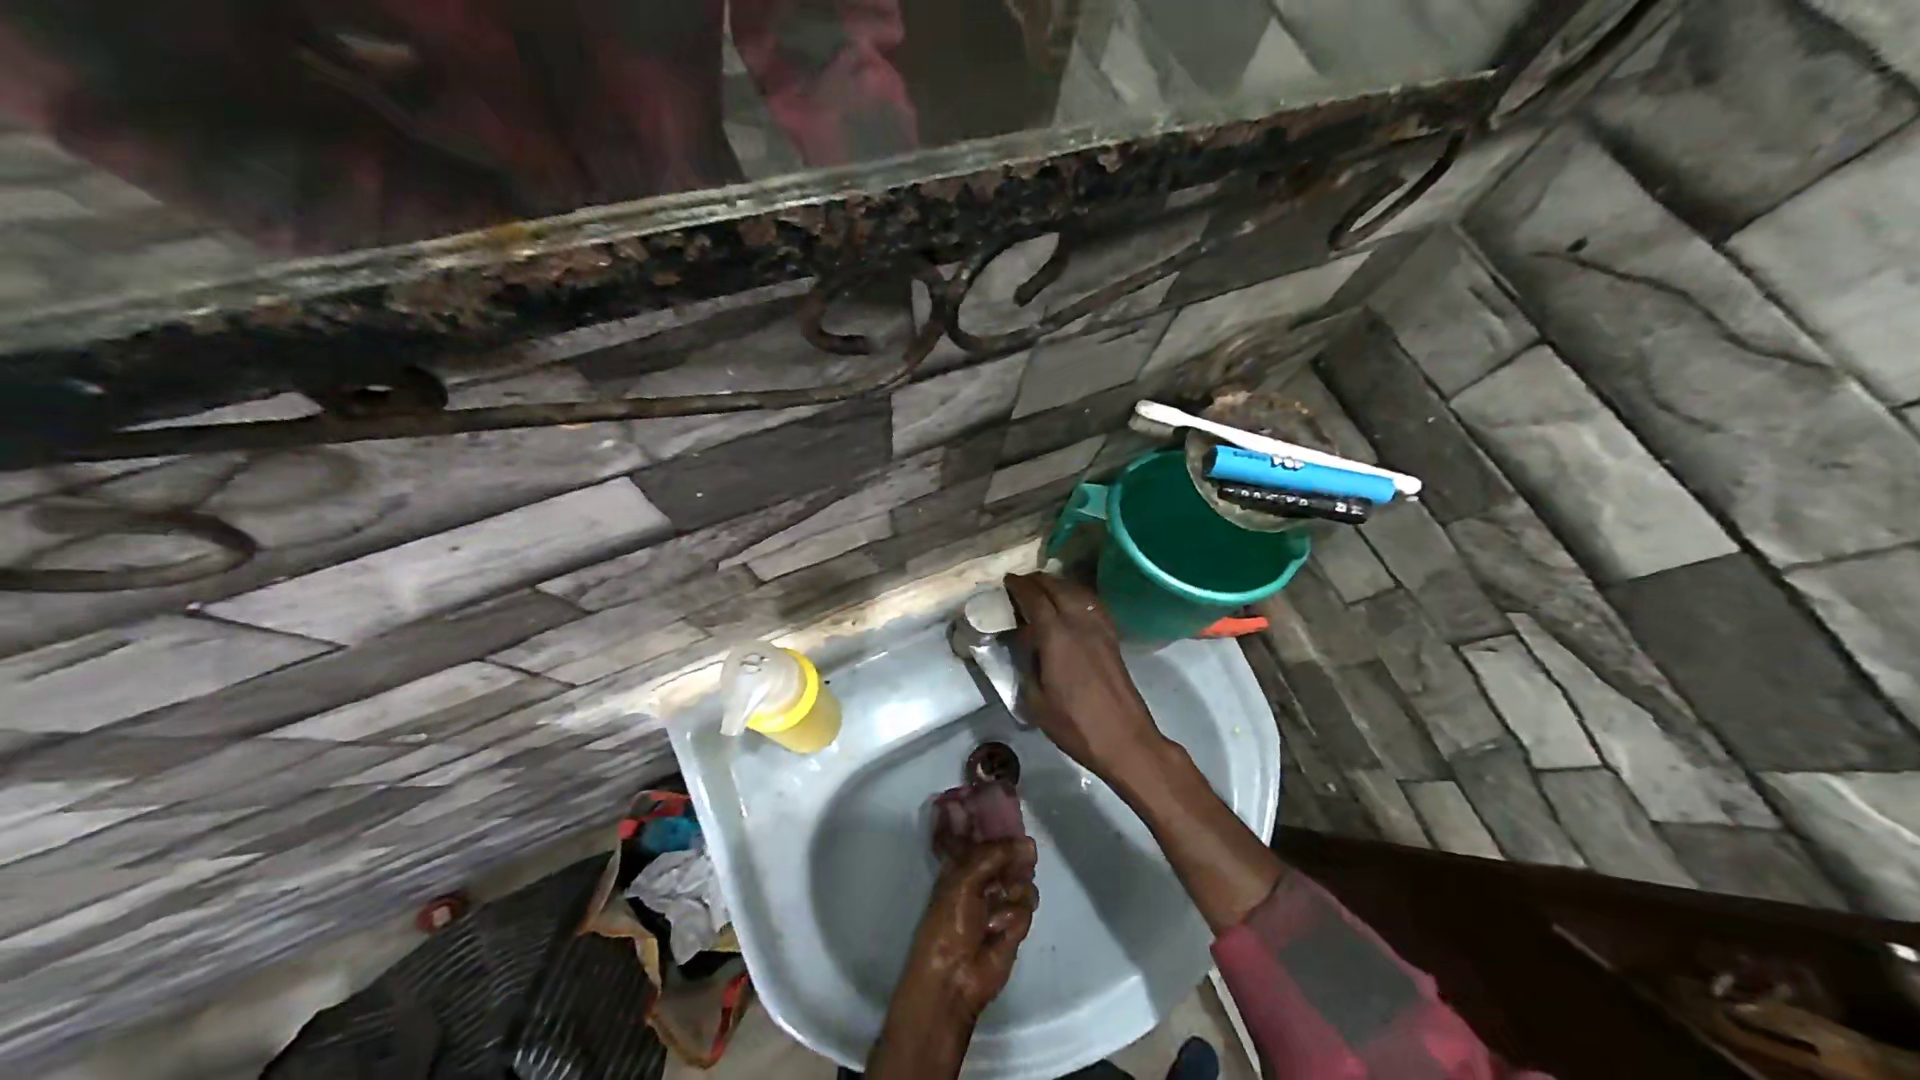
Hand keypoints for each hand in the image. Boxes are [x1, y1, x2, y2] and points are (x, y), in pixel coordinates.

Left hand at [867, 840, 1038, 1079]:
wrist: (955, 977)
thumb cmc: (949, 922)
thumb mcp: (964, 879)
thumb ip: (995, 855)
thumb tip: (1029, 843)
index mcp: (963, 864)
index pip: (985, 838)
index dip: (999, 829)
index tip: (1014, 821)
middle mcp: (984, 878)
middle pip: (1010, 856)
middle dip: (1013, 859)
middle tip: (1008, 864)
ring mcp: (1001, 900)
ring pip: (1023, 878)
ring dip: (1014, 889)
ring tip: (1000, 902)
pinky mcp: (1017, 923)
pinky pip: (1027, 904)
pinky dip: (1015, 915)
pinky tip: (999, 929)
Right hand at [1004, 573, 1167, 784]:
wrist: (1124, 739)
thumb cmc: (1074, 725)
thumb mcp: (1035, 700)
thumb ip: (1026, 665)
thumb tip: (1022, 644)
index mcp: (1056, 636)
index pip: (1035, 599)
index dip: (1019, 587)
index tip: (1007, 581)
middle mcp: (1079, 624)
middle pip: (1058, 588)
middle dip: (1038, 580)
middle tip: (1022, 582)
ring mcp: (1100, 629)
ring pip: (1078, 592)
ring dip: (1059, 584)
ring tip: (1044, 587)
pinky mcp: (1112, 639)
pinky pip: (1092, 605)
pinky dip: (1077, 595)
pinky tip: (1071, 604)